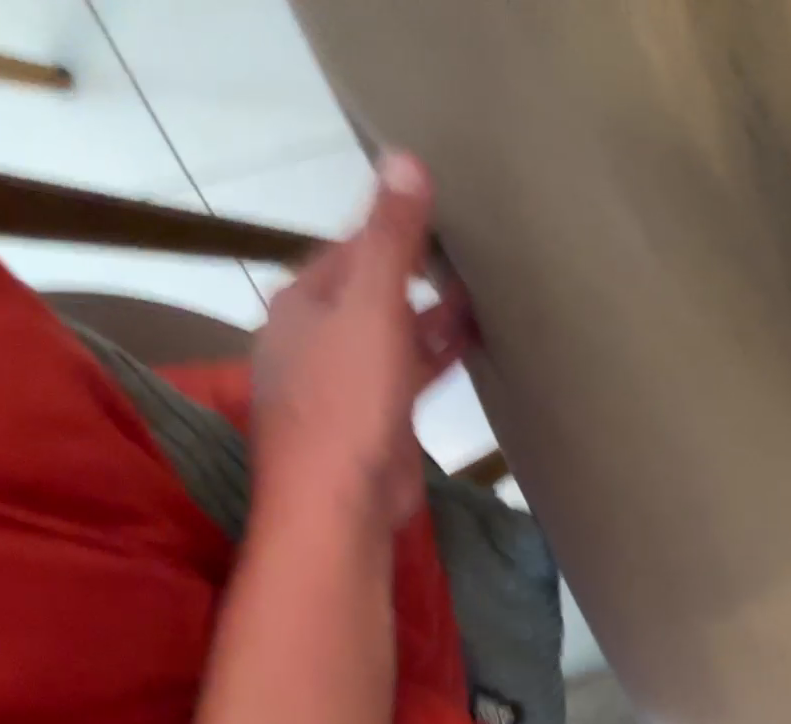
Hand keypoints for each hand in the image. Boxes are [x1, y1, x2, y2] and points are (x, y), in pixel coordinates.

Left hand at [250, 152, 472, 524]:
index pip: (349, 247)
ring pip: (398, 332)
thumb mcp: (371, 308)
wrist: (342, 498)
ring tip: (486, 291)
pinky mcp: (380, 415)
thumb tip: (405, 159)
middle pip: (374, 289)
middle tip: (475, 250)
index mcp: (304, 304)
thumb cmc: (348, 399)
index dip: (391, 226)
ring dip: (434, 313)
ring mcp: (348, 380)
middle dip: (418, 271)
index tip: (441, 209)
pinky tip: (474, 345)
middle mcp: (319, 336)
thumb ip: (390, 240)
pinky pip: (414, 369)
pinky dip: (440, 353)